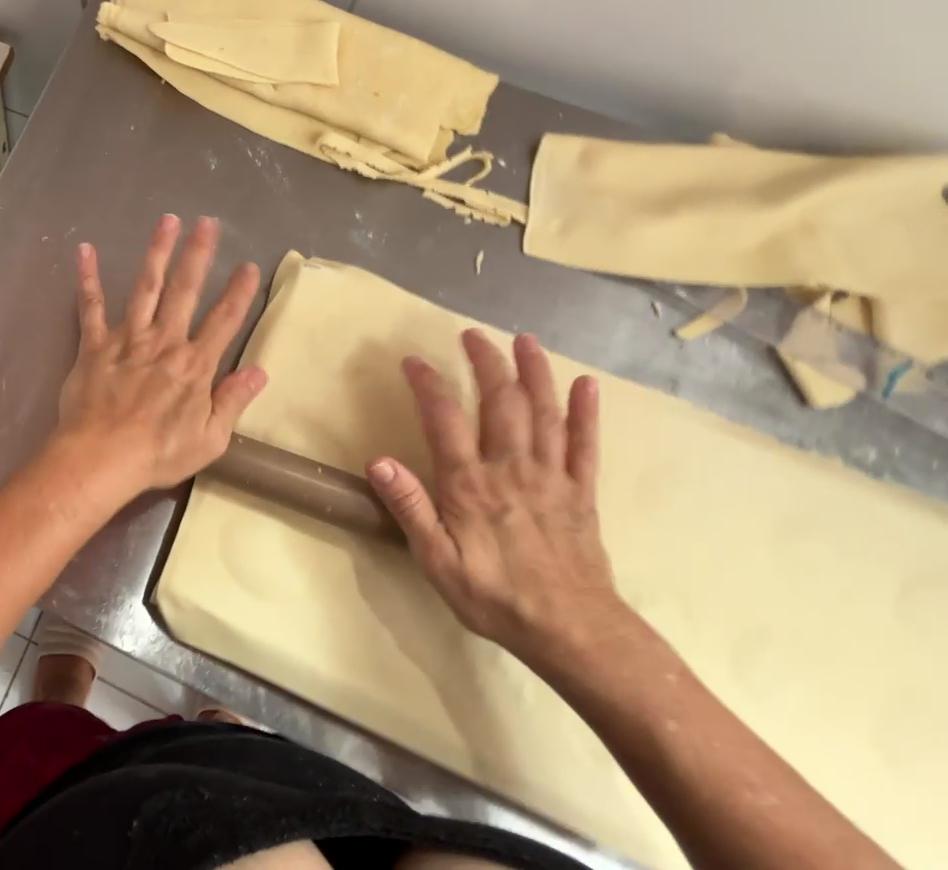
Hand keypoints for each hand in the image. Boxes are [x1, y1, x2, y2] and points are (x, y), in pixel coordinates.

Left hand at [53, 214, 266, 497]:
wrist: (101, 457)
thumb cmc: (158, 454)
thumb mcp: (210, 439)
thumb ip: (232, 402)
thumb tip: (259, 372)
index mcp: (194, 366)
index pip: (224, 321)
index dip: (238, 292)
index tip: (248, 266)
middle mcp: (164, 343)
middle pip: (185, 291)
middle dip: (198, 255)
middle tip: (207, 223)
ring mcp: (127, 340)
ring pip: (145, 288)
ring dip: (157, 253)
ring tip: (166, 221)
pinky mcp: (93, 346)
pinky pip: (90, 307)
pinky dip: (87, 278)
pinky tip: (84, 250)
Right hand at [365, 330, 627, 667]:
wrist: (571, 630)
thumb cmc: (493, 596)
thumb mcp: (435, 560)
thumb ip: (409, 508)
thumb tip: (378, 461)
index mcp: (470, 484)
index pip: (444, 419)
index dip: (427, 385)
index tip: (413, 360)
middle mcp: (511, 469)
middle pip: (501, 402)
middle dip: (486, 364)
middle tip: (472, 335)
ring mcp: (552, 477)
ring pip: (544, 413)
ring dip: (534, 373)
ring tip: (525, 341)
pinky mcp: (581, 492)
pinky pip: (585, 444)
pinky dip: (586, 412)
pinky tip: (585, 385)